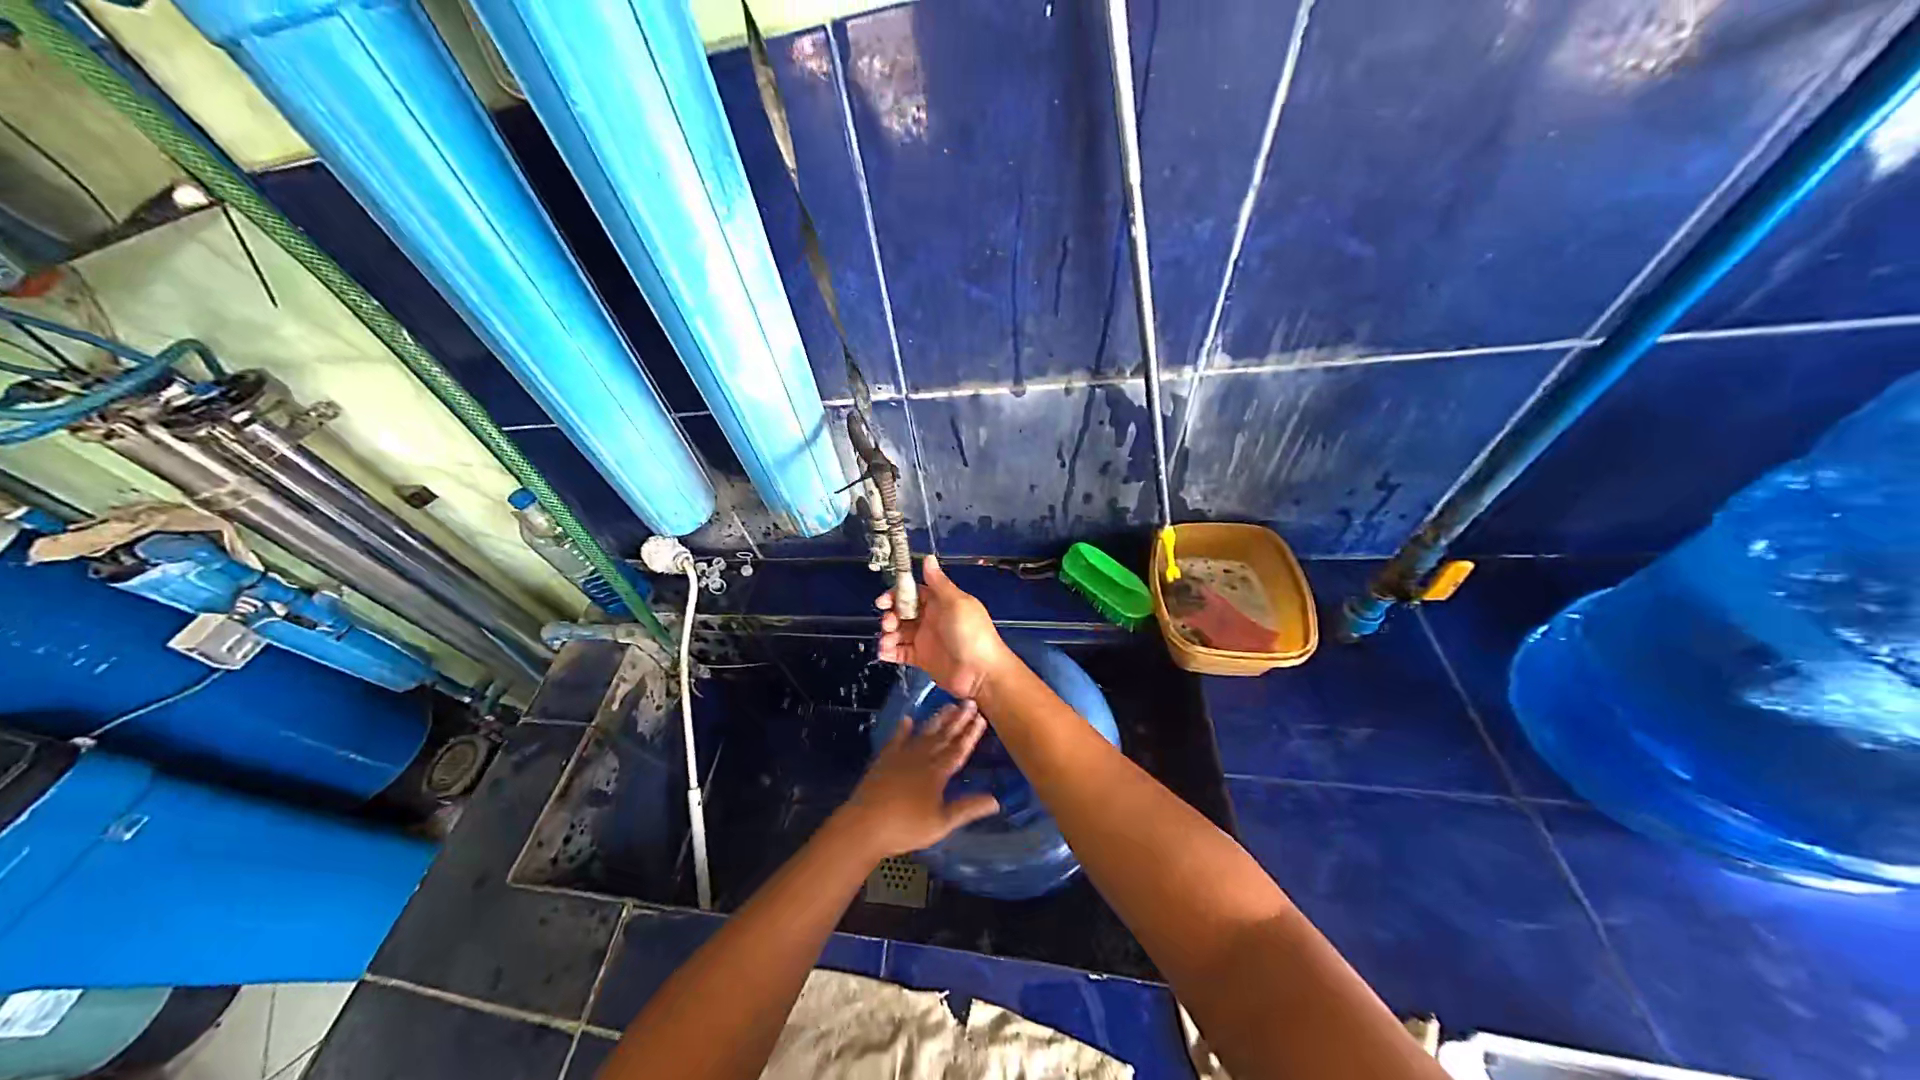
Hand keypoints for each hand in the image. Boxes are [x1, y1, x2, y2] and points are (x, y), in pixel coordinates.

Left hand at [836, 701, 999, 858]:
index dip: (971, 734)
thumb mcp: (942, 823)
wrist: (864, 826)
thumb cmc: (905, 828)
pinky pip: (896, 739)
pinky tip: (907, 719)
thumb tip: (996, 800)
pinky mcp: (884, 760)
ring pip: (924, 733)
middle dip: (958, 720)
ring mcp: (901, 757)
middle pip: (943, 736)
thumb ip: (968, 808)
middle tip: (970, 702)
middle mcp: (921, 758)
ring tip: (949, 705)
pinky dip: (902, 729)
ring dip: (937, 719)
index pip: (959, 749)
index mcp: (937, 773)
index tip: (981, 717)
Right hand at [876, 556, 1012, 699]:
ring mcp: (926, 640)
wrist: (981, 673)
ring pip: (899, 633)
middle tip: (889, 623)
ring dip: (888, 634)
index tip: (884, 601)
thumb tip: (928, 557)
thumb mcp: (956, 603)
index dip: (897, 595)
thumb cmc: (971, 633)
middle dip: (890, 616)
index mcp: (941, 603)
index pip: (913, 593)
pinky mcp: (922, 659)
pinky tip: (885, 652)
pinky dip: (890, 651)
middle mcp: (932, 619)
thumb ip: (939, 582)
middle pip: (902, 613)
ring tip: (887, 641)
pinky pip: (901, 652)